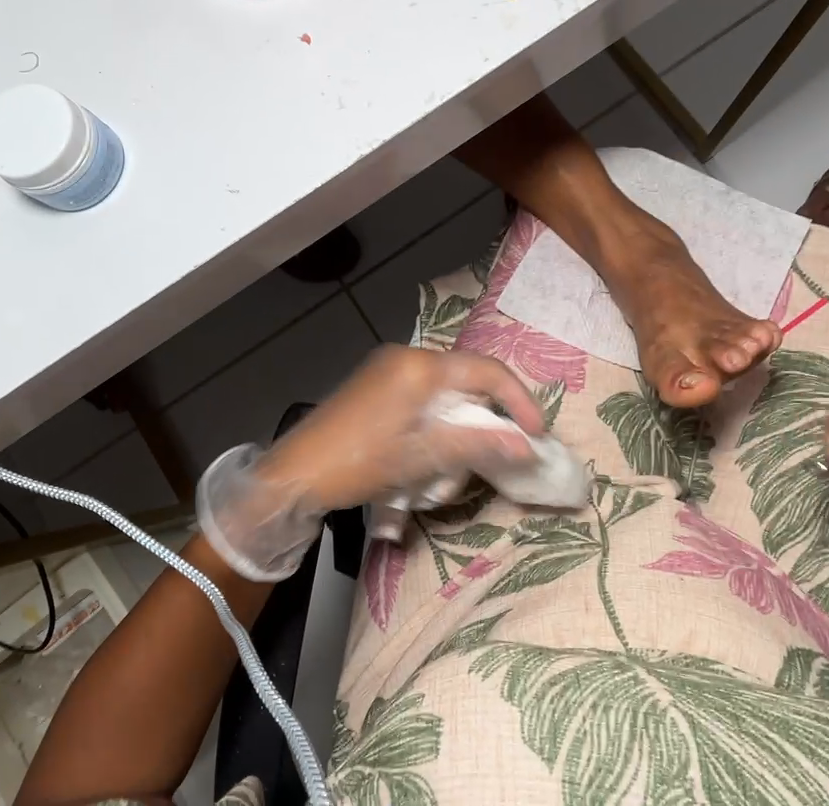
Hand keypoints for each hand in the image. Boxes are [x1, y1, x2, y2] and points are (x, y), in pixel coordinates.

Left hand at [197, 347, 544, 580]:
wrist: (293, 473)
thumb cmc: (357, 464)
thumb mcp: (421, 458)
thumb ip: (476, 444)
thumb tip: (527, 445)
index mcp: (420, 367)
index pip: (486, 371)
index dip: (518, 400)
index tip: (535, 434)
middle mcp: (406, 355)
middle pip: (467, 374)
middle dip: (491, 409)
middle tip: (507, 444)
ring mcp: (388, 365)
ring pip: (446, 384)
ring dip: (464, 414)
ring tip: (471, 450)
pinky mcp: (375, 380)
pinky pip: (423, 389)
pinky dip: (440, 413)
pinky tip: (437, 443)